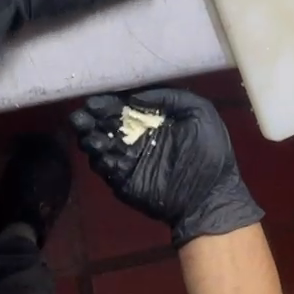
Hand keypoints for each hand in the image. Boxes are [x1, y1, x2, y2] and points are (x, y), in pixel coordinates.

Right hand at [69, 88, 262, 245]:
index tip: (94, 101)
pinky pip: (105, 167)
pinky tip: (98, 152)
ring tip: (86, 131)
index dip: (107, 103)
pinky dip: (99, 159)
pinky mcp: (123, 180)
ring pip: (100, 144)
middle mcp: (136, 137)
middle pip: (106, 124)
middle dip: (91, 118)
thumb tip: (134, 97)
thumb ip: (170, 97)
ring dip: (90, 137)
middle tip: (81, 115)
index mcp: (152, 120)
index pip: (123, 107)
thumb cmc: (210, 152)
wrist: (211, 196)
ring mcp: (128, 159)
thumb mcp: (200, 112)